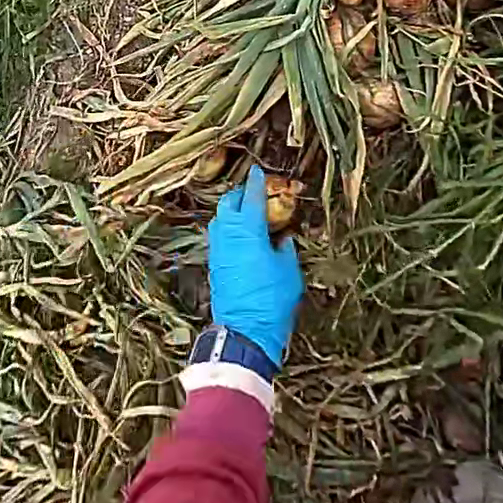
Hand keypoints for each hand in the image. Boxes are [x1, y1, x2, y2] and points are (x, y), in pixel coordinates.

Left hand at [207, 165, 302, 364]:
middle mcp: (228, 236)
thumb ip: (285, 248)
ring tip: (248, 213)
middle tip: (254, 194)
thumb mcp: (288, 270)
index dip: (255, 182)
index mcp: (247, 230)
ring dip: (231, 211)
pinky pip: (219, 236)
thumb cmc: (271, 299)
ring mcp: (218, 250)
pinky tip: (241, 236)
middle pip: (228, 204)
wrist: (245, 331)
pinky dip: (229, 229)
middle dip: (239, 195)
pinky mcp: (215, 265)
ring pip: (220, 220)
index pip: (250, 197)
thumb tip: (283, 238)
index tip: (257, 171)